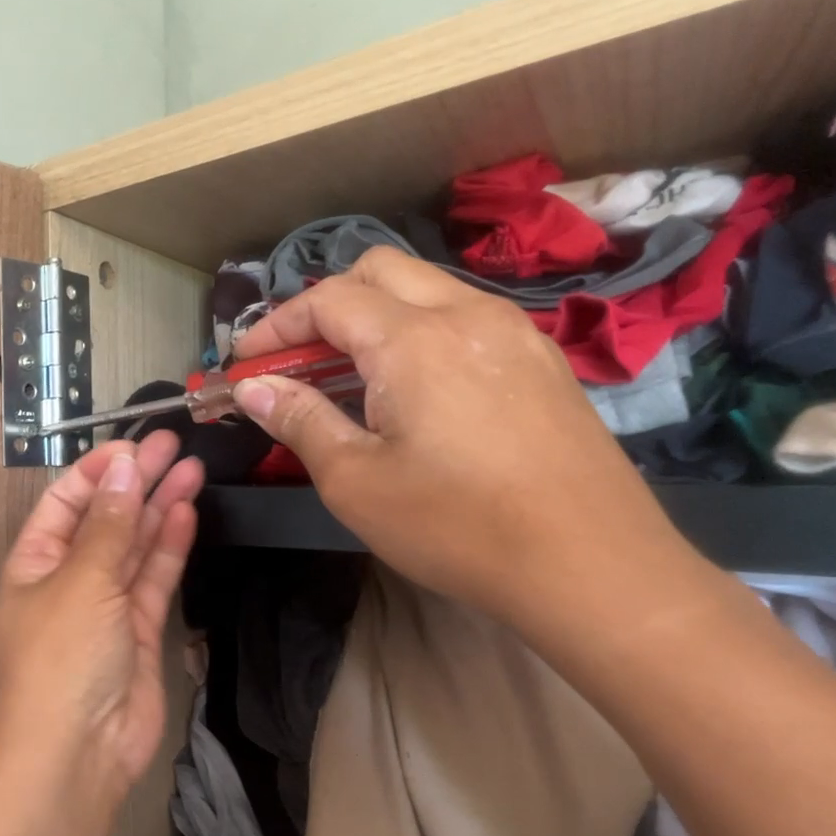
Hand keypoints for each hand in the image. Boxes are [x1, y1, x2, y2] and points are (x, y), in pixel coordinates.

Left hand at [0, 431, 204, 792]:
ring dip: (159, 507)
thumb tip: (124, 469)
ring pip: (134, 545)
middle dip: (136, 481)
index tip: (135, 444)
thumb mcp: (81, 582)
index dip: (98, 470)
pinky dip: (169, 546)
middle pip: (105, 518)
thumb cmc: (61, 660)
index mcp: (34, 561)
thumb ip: (109, 525)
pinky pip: (153, 578)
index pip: (65, 501)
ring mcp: (105, 605)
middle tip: (173, 444)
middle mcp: (67, 578)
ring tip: (191, 468)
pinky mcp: (138, 630)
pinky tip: (186, 512)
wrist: (78, 751)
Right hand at [229, 247, 687, 619]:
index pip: (327, 300)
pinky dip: (419, 334)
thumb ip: (299, 421)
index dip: (276, 325)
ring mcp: (514, 335)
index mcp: (414, 340)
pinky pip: (465, 321)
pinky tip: (412, 394)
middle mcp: (467, 316)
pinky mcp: (540, 363)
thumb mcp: (354, 481)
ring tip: (346, 379)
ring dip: (373, 317)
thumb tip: (253, 388)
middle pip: (379, 271)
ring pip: (427, 291)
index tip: (245, 364)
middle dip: (324, 304)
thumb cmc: (455, 526)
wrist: (590, 564)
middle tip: (295, 360)